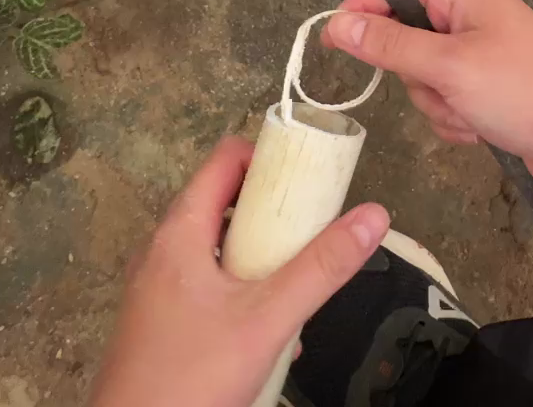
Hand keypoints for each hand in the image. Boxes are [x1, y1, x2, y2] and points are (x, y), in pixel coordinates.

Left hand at [89, 137, 389, 406]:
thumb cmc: (191, 377)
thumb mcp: (266, 319)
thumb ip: (322, 267)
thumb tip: (374, 215)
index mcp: (180, 230)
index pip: (226, 158)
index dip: (269, 155)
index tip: (308, 175)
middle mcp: (163, 249)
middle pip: (225, 199)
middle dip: (274, 209)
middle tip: (312, 226)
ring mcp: (158, 287)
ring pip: (219, 244)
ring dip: (261, 251)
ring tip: (298, 274)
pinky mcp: (161, 321)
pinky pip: (208, 280)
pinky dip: (242, 284)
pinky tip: (270, 323)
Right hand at [323, 0, 532, 204]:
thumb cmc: (523, 92)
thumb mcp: (449, 66)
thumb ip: (389, 44)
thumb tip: (336, 22)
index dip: (363, 6)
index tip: (331, 38)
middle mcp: (470, 17)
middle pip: (406, 36)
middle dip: (415, 73)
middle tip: (440, 85)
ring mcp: (479, 56)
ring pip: (422, 77)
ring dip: (438, 103)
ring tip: (472, 113)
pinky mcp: (486, 91)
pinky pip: (445, 101)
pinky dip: (455, 119)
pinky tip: (481, 130)